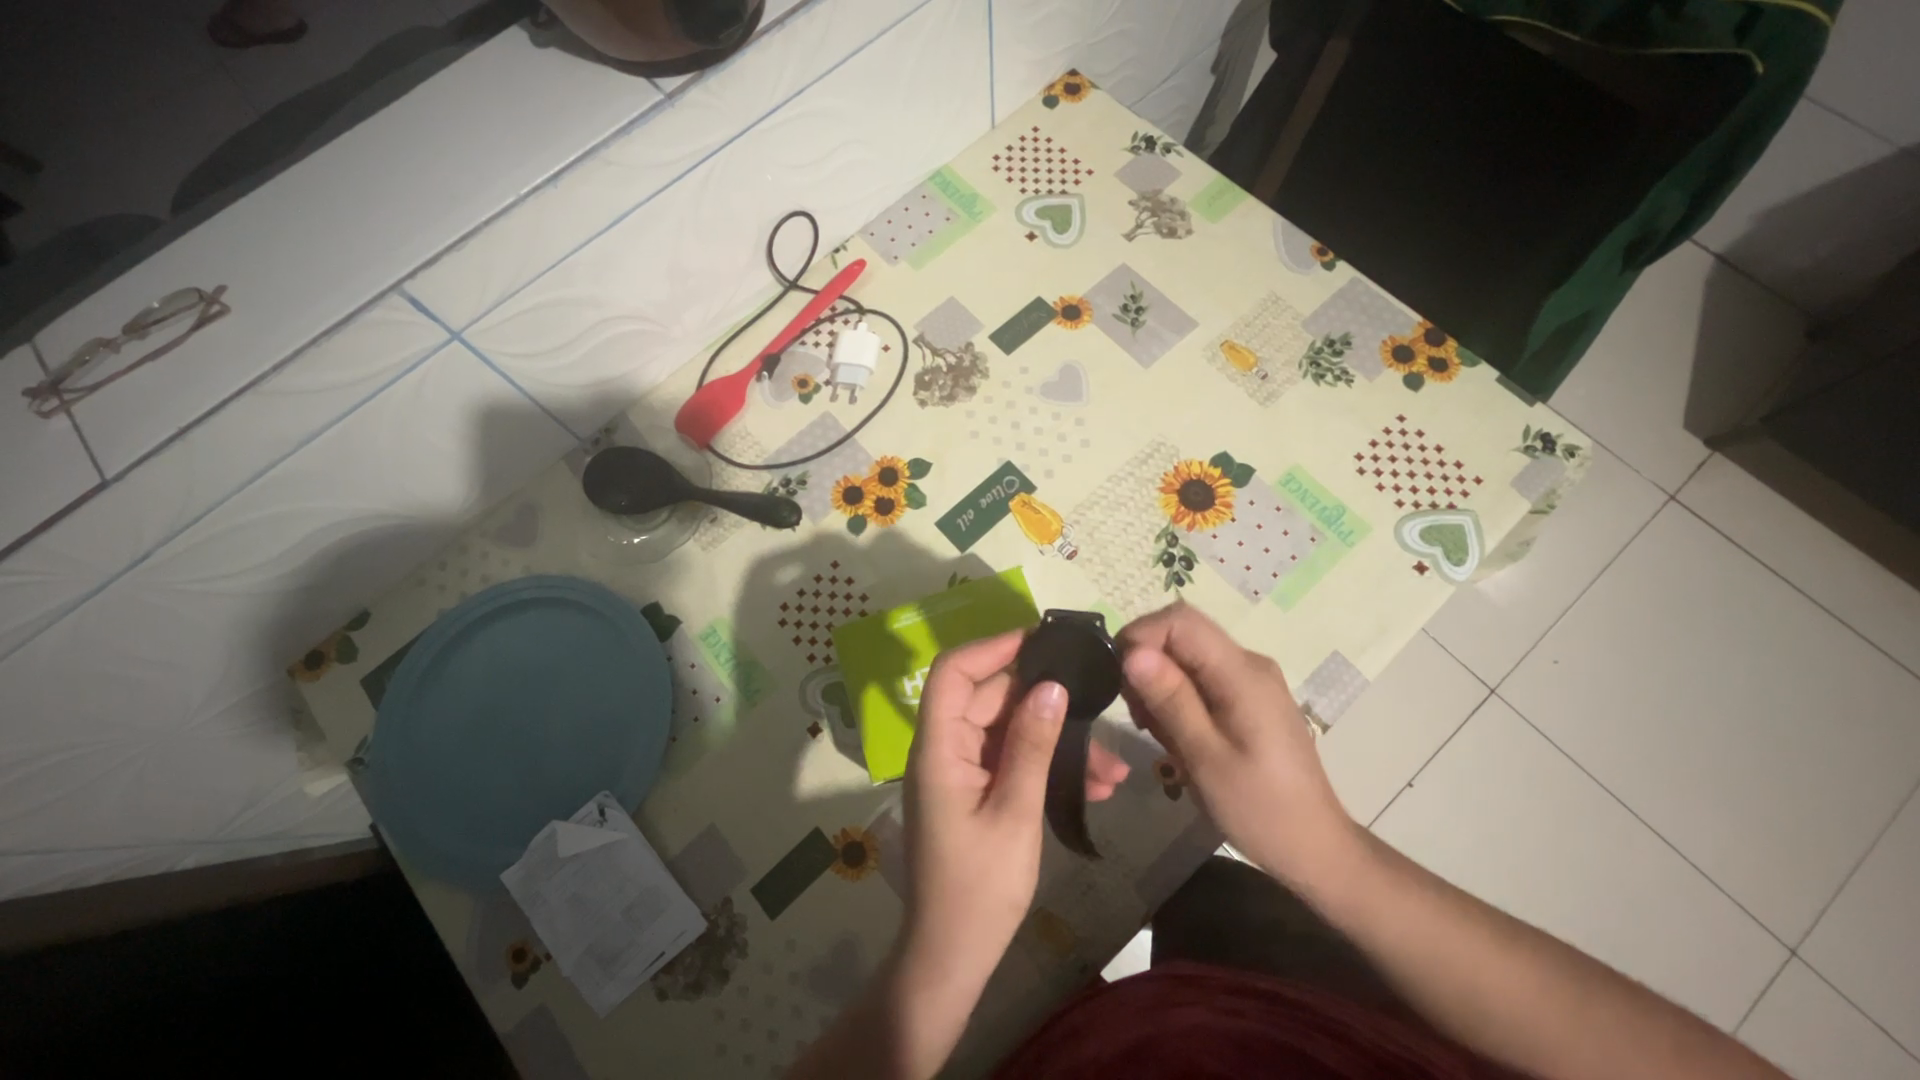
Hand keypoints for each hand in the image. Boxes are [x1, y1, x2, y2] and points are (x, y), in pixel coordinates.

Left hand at [897, 631, 1127, 985]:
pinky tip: (1096, 788)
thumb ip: (1032, 746)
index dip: (992, 648)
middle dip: (1045, 703)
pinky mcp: (976, 793)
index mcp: (938, 748)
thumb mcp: (1015, 813)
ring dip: (1057, 742)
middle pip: (989, 701)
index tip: (1041, 640)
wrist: (954, 954)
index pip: (953, 673)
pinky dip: (1048, 767)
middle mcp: (945, 751)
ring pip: (1009, 733)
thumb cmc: (980, 887)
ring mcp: (961, 772)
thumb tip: (1051, 687)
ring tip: (1111, 769)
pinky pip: (1012, 762)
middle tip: (1098, 709)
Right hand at [1116, 602, 1359, 888]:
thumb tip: (1132, 653)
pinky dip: (1177, 700)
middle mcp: (1249, 665)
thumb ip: (1171, 700)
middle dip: (1147, 665)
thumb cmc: (1259, 808)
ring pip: (1187, 658)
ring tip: (1158, 735)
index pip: (1181, 620)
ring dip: (1159, 686)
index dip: (1141, 637)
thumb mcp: (1205, 758)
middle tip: (1139, 717)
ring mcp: (1251, 682)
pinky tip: (1176, 738)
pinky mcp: (1248, 700)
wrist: (1313, 847)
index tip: (1118, 679)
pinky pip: (1201, 680)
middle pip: (1182, 636)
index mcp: (1243, 673)